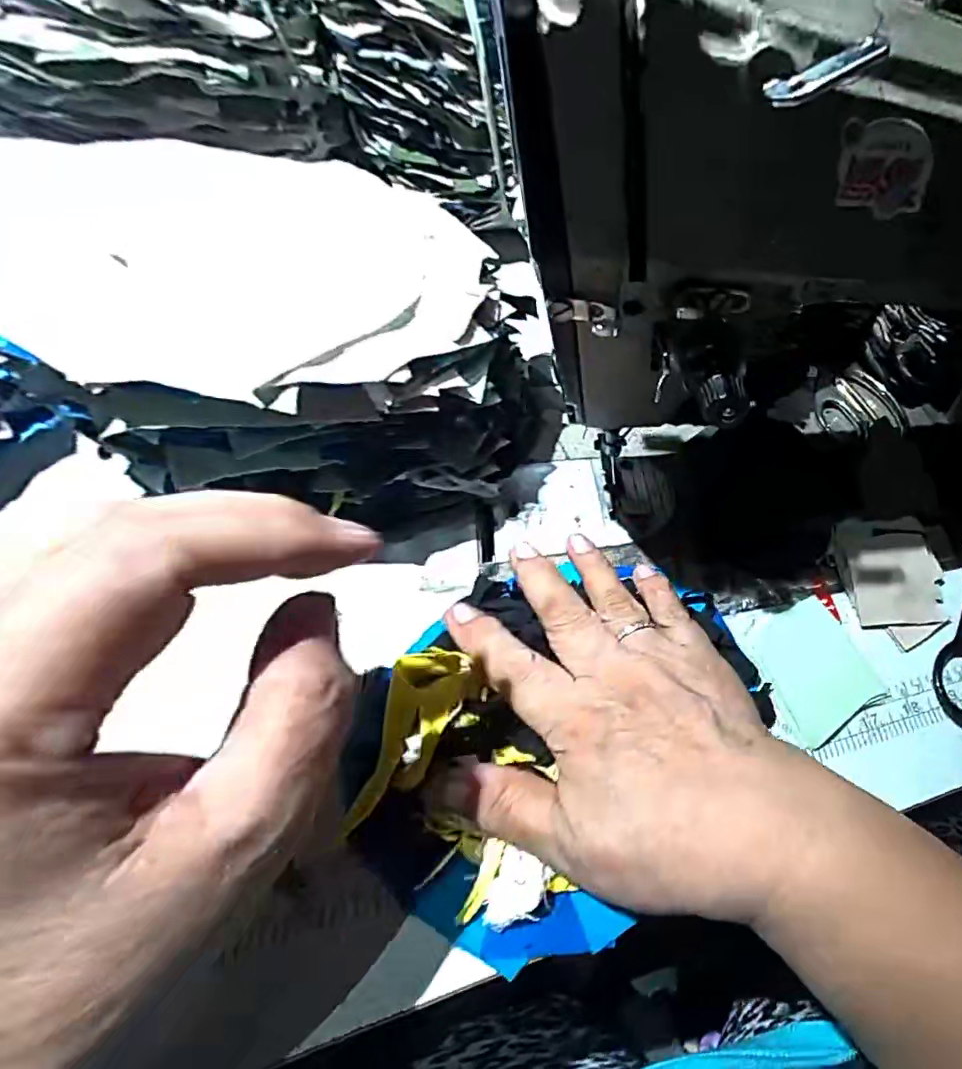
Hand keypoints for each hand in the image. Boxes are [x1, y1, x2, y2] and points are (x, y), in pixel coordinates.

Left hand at [0, 494, 378, 1065]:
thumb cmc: (84, 964)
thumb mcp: (236, 842)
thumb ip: (301, 715)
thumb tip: (315, 613)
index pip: (132, 562)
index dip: (267, 532)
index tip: (369, 548)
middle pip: (98, 536)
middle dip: (248, 521)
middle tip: (349, 543)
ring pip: (77, 551)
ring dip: (211, 535)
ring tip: (305, 549)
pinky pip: (68, 591)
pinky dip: (168, 567)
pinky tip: (227, 574)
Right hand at [432, 537, 855, 925]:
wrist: (753, 818)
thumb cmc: (657, 840)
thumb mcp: (566, 842)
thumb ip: (504, 805)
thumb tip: (441, 779)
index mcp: (573, 718)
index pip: (515, 670)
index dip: (482, 641)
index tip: (457, 608)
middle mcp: (617, 675)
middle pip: (570, 619)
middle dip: (543, 582)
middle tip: (524, 549)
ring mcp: (666, 662)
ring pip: (623, 604)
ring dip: (598, 570)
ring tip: (578, 540)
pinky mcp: (708, 661)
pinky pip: (676, 614)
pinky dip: (659, 589)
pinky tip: (648, 571)